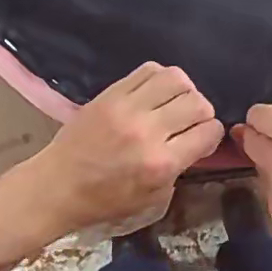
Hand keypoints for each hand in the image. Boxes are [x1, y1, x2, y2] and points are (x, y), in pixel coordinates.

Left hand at [22, 62, 223, 237]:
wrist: (58, 186)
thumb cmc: (106, 201)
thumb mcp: (154, 198)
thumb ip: (180, 168)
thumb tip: (195, 141)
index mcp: (161, 163)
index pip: (209, 131)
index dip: (213, 134)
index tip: (203, 138)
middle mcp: (148, 131)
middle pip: (198, 102)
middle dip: (202, 112)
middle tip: (189, 122)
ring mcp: (127, 108)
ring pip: (176, 78)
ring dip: (184, 90)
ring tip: (174, 103)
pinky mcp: (110, 94)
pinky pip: (148, 69)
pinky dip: (160, 78)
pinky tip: (155, 92)